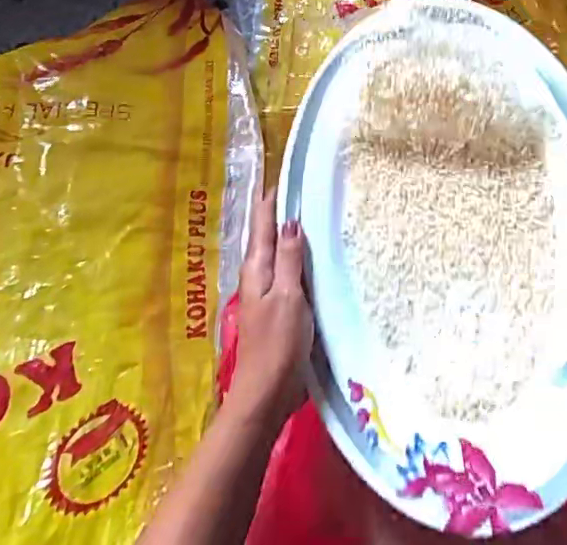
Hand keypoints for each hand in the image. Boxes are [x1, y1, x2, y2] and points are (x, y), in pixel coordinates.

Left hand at [226, 192, 312, 430]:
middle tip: (295, 184)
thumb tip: (291, 221)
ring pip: (276, 252)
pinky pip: (286, 270)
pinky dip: (295, 254)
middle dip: (277, 210)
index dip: (270, 199)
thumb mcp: (288, 296)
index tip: (282, 174)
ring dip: (286, 231)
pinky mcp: (278, 308)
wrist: (267, 392)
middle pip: (267, 235)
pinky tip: (309, 253)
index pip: (263, 225)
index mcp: (257, 269)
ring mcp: (266, 293)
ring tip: (304, 209)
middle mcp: (258, 276)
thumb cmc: (278, 343)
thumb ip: (290, 259)